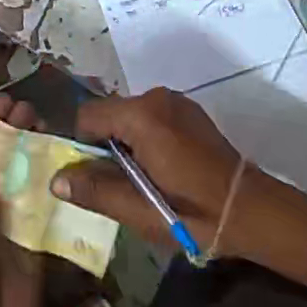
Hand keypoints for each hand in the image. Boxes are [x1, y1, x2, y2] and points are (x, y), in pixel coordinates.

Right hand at [51, 89, 252, 258]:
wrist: (250, 208)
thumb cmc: (193, 211)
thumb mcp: (141, 211)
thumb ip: (97, 190)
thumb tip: (56, 180)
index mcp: (141, 115)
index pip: (88, 115)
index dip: (83, 145)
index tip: (94, 174)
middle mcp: (156, 96)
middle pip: (110, 113)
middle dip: (107, 144)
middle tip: (123, 182)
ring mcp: (175, 99)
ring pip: (130, 114)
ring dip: (127, 141)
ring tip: (146, 177)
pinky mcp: (188, 108)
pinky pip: (152, 115)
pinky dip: (147, 135)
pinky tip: (165, 165)